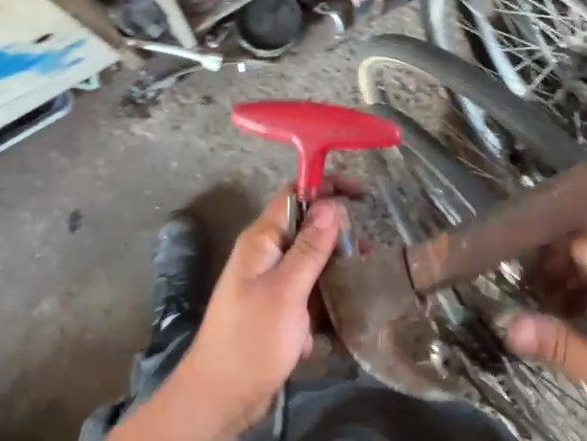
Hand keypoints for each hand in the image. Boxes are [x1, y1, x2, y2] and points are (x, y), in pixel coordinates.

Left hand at [115, 186, 348, 439]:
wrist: (220, 399)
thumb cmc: (250, 341)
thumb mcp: (286, 292)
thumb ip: (310, 248)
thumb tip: (331, 205)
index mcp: (261, 241)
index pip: (295, 195)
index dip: (326, 187)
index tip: (361, 193)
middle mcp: (265, 256)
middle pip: (308, 228)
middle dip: (338, 237)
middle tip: (367, 253)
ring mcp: (271, 284)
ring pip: (312, 264)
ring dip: (335, 274)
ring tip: (361, 287)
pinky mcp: (278, 311)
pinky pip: (308, 294)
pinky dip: (324, 303)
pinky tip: (341, 321)